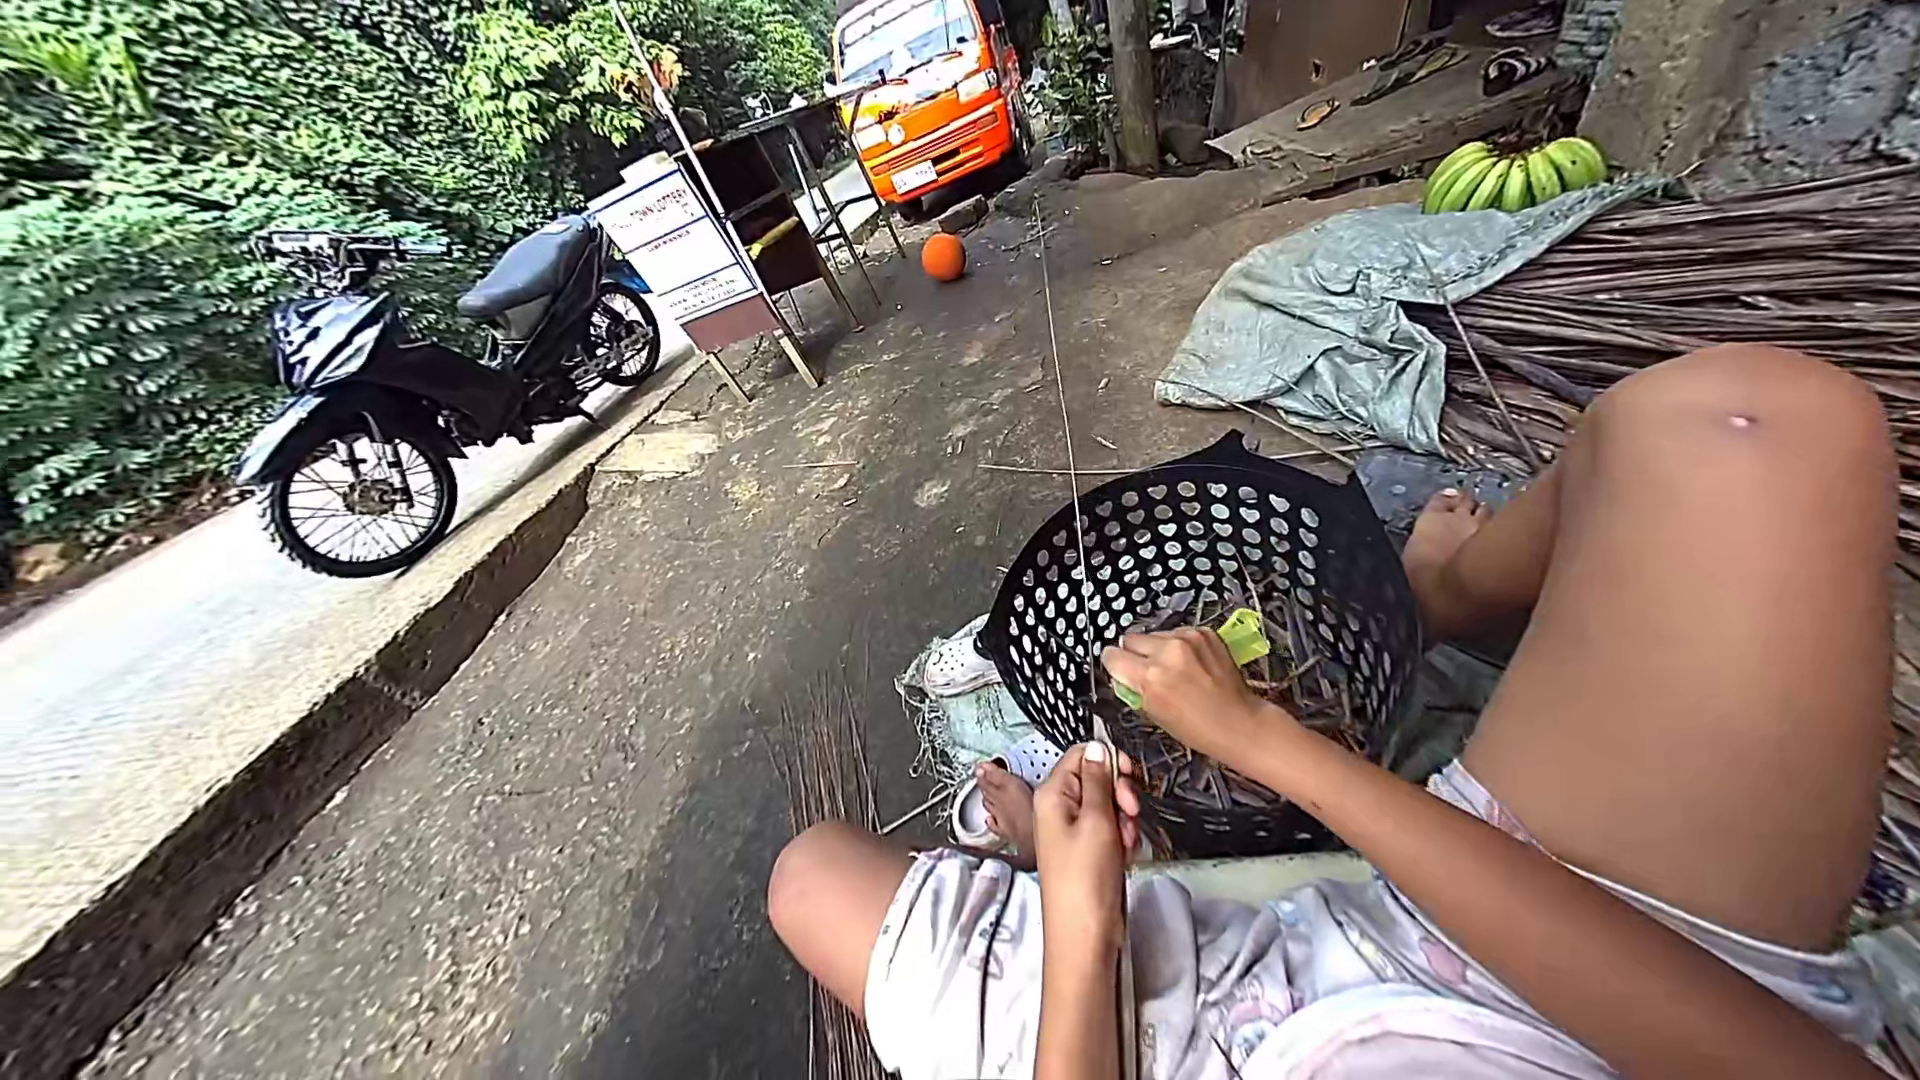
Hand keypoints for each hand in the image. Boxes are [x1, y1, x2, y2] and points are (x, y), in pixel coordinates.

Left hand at [1033, 742, 1140, 961]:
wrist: (1084, 937)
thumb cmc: (1086, 878)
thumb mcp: (1096, 821)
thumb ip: (1098, 779)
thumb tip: (1096, 745)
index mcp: (1051, 794)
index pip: (1080, 755)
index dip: (1107, 760)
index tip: (1131, 775)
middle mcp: (1058, 807)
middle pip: (1095, 779)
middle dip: (1119, 793)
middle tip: (1131, 812)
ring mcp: (1071, 829)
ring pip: (1106, 804)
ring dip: (1123, 818)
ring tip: (1126, 842)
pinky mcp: (1086, 850)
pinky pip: (1108, 828)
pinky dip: (1120, 837)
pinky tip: (1125, 854)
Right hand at [1100, 627, 1284, 762]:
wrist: (1241, 723)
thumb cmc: (1198, 728)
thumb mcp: (1153, 713)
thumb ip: (1133, 687)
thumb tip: (1121, 672)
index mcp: (1150, 676)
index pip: (1112, 655)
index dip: (1114, 664)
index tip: (1119, 669)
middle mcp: (1167, 652)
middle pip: (1130, 639)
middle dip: (1135, 654)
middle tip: (1149, 672)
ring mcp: (1188, 639)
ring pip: (1153, 635)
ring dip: (1157, 649)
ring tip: (1174, 670)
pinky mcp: (1203, 633)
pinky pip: (1176, 633)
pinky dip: (1178, 646)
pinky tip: (1189, 664)